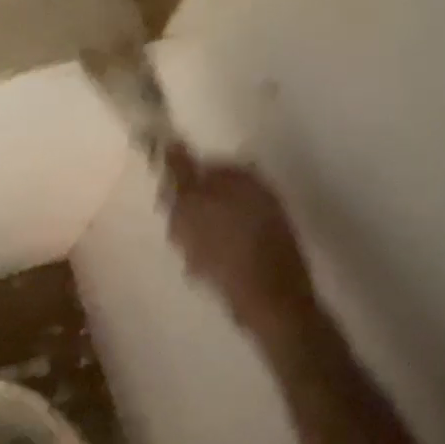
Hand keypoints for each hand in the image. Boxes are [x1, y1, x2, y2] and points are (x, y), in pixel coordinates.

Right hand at [163, 145, 318, 339]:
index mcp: (242, 174)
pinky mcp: (275, 250)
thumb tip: (170, 140)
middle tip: (180, 238)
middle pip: (211, 194)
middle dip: (192, 215)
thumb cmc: (224, 251)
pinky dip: (222, 254)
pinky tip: (214, 274)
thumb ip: (179, 173)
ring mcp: (272, 220)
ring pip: (221, 221)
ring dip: (204, 238)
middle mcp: (262, 190)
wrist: (272, 304)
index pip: (199, 168)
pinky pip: (236, 243)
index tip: (169, 211)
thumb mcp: (190, 207)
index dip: (179, 189)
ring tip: (196, 262)